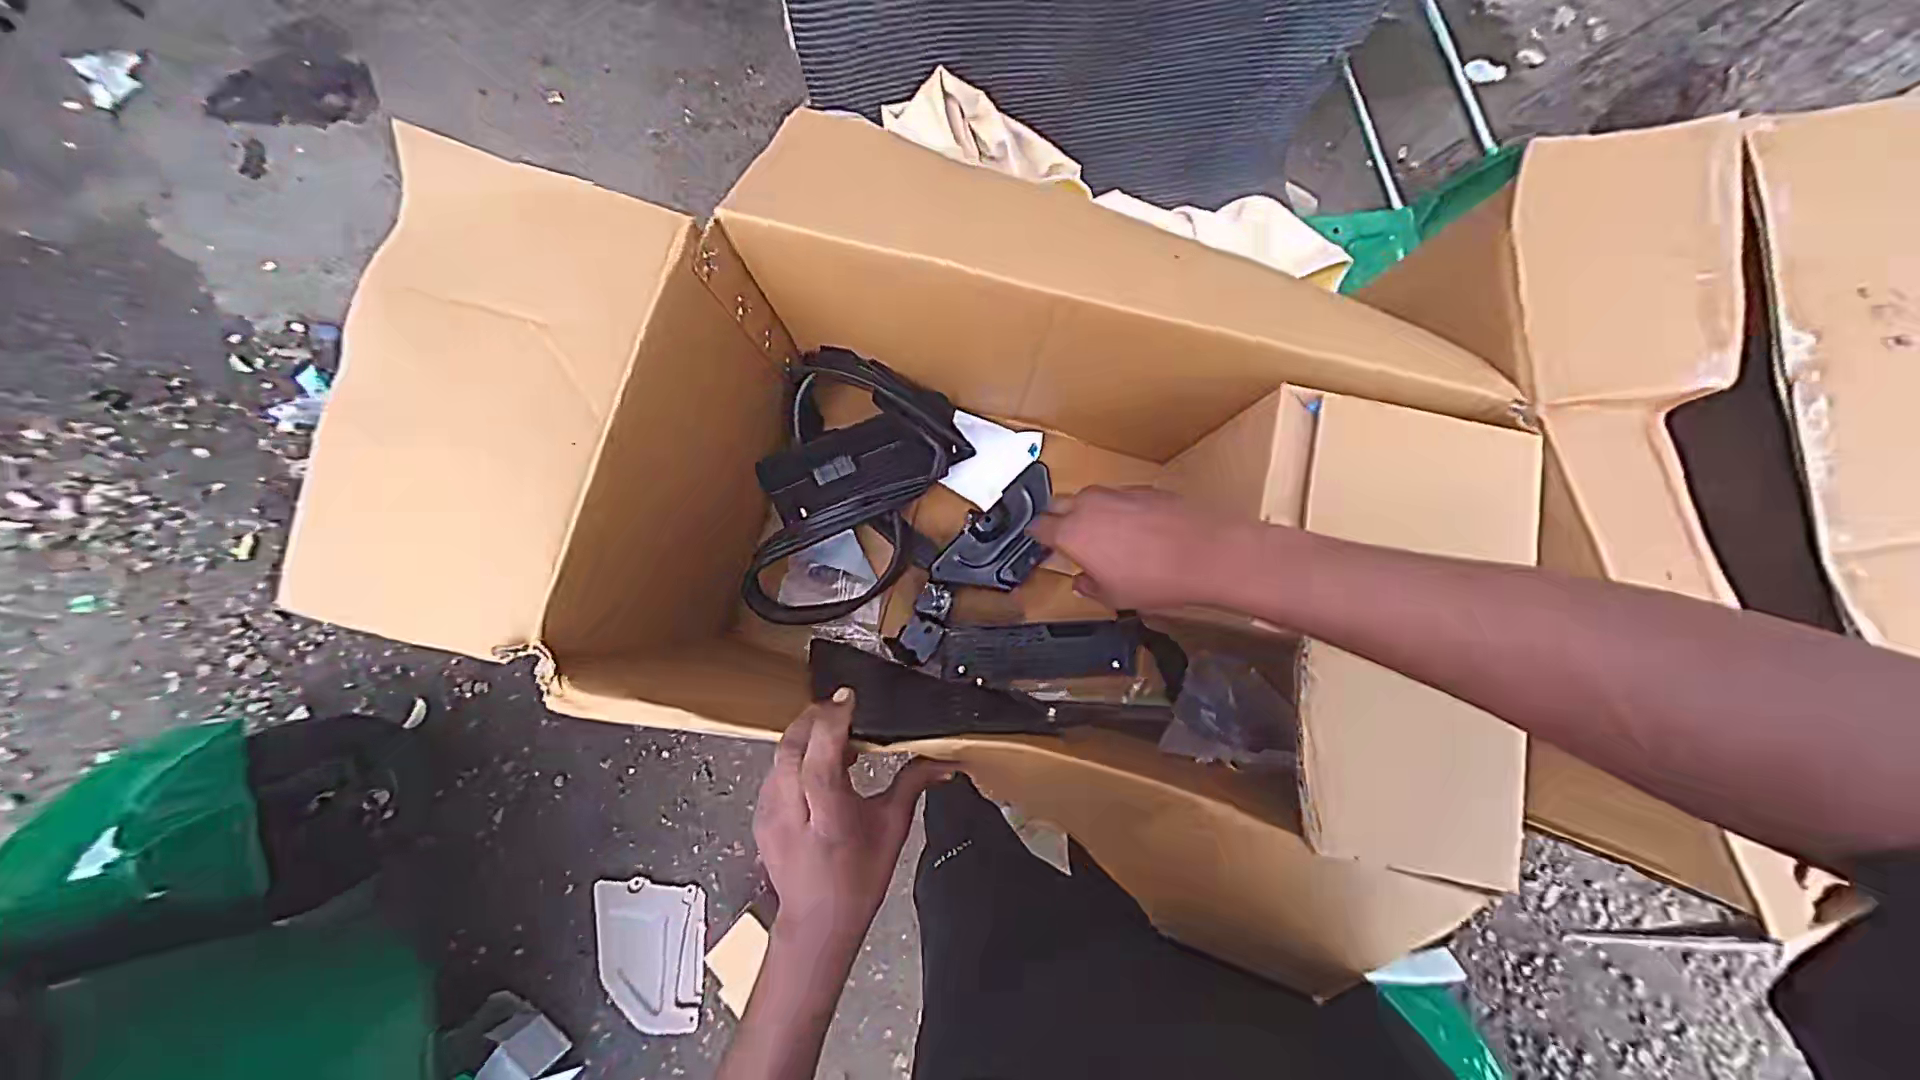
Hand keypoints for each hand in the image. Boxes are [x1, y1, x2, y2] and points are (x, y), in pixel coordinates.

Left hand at [753, 688, 955, 943]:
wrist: (817, 922)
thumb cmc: (857, 879)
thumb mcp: (892, 828)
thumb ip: (913, 784)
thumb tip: (941, 762)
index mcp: (827, 813)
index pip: (820, 754)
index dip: (832, 720)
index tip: (848, 698)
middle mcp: (790, 809)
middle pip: (792, 744)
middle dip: (816, 717)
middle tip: (841, 708)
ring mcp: (769, 812)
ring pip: (780, 753)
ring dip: (806, 735)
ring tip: (835, 737)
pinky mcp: (760, 814)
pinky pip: (775, 770)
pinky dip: (795, 756)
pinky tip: (818, 764)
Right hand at [1029, 486, 1248, 610]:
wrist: (1207, 553)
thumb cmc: (1158, 577)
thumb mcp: (1115, 597)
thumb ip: (1090, 587)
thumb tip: (1084, 582)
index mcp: (1071, 532)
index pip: (1038, 527)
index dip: (1036, 536)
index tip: (1039, 542)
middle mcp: (1089, 505)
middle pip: (1058, 504)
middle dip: (1057, 518)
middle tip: (1065, 538)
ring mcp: (1116, 493)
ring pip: (1088, 497)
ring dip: (1087, 511)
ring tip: (1101, 535)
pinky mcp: (1143, 488)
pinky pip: (1118, 496)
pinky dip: (1117, 509)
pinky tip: (1134, 530)